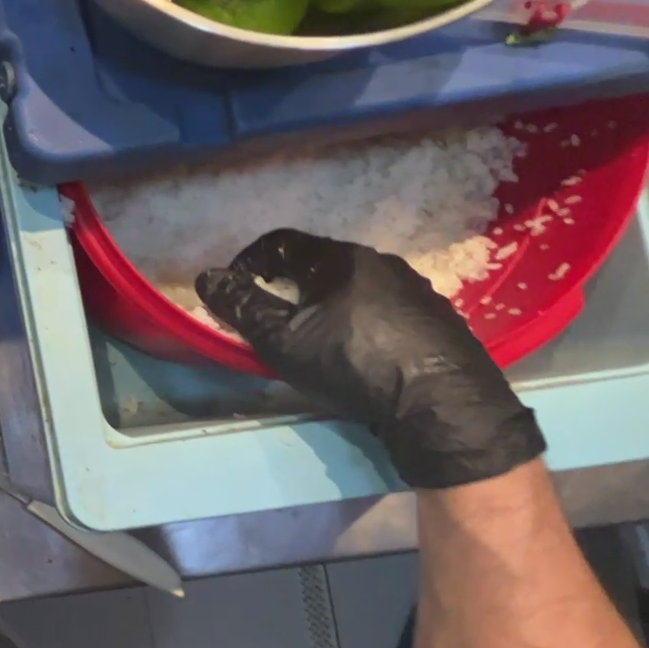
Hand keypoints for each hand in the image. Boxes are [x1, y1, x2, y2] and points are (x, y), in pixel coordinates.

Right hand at [196, 229, 544, 488]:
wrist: (442, 405)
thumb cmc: (351, 363)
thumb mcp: (281, 339)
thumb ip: (241, 306)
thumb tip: (207, 276)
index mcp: (339, 260)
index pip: (278, 242)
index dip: (245, 263)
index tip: (232, 293)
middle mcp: (380, 262)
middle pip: (315, 263)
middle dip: (283, 286)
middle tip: (266, 319)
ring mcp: (414, 288)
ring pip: (349, 285)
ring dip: (320, 303)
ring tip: (309, 337)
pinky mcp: (435, 316)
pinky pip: (380, 305)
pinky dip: (354, 318)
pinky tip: (354, 350)